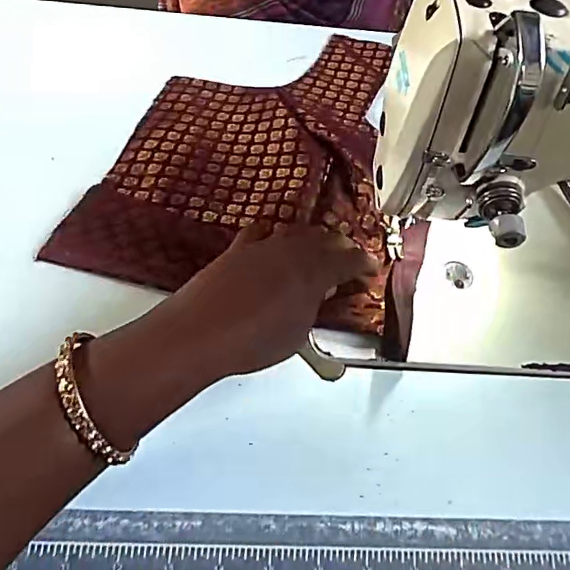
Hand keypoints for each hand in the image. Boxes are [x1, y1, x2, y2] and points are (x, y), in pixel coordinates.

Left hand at [156, 223, 374, 378]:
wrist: (200, 332)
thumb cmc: (251, 339)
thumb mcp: (298, 333)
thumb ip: (314, 307)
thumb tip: (319, 297)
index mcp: (315, 271)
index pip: (350, 259)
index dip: (364, 263)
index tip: (370, 268)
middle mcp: (291, 250)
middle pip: (326, 238)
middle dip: (342, 246)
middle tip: (350, 258)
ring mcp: (264, 246)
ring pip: (297, 231)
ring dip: (312, 238)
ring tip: (318, 248)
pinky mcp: (239, 248)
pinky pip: (262, 231)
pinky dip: (274, 232)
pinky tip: (273, 237)